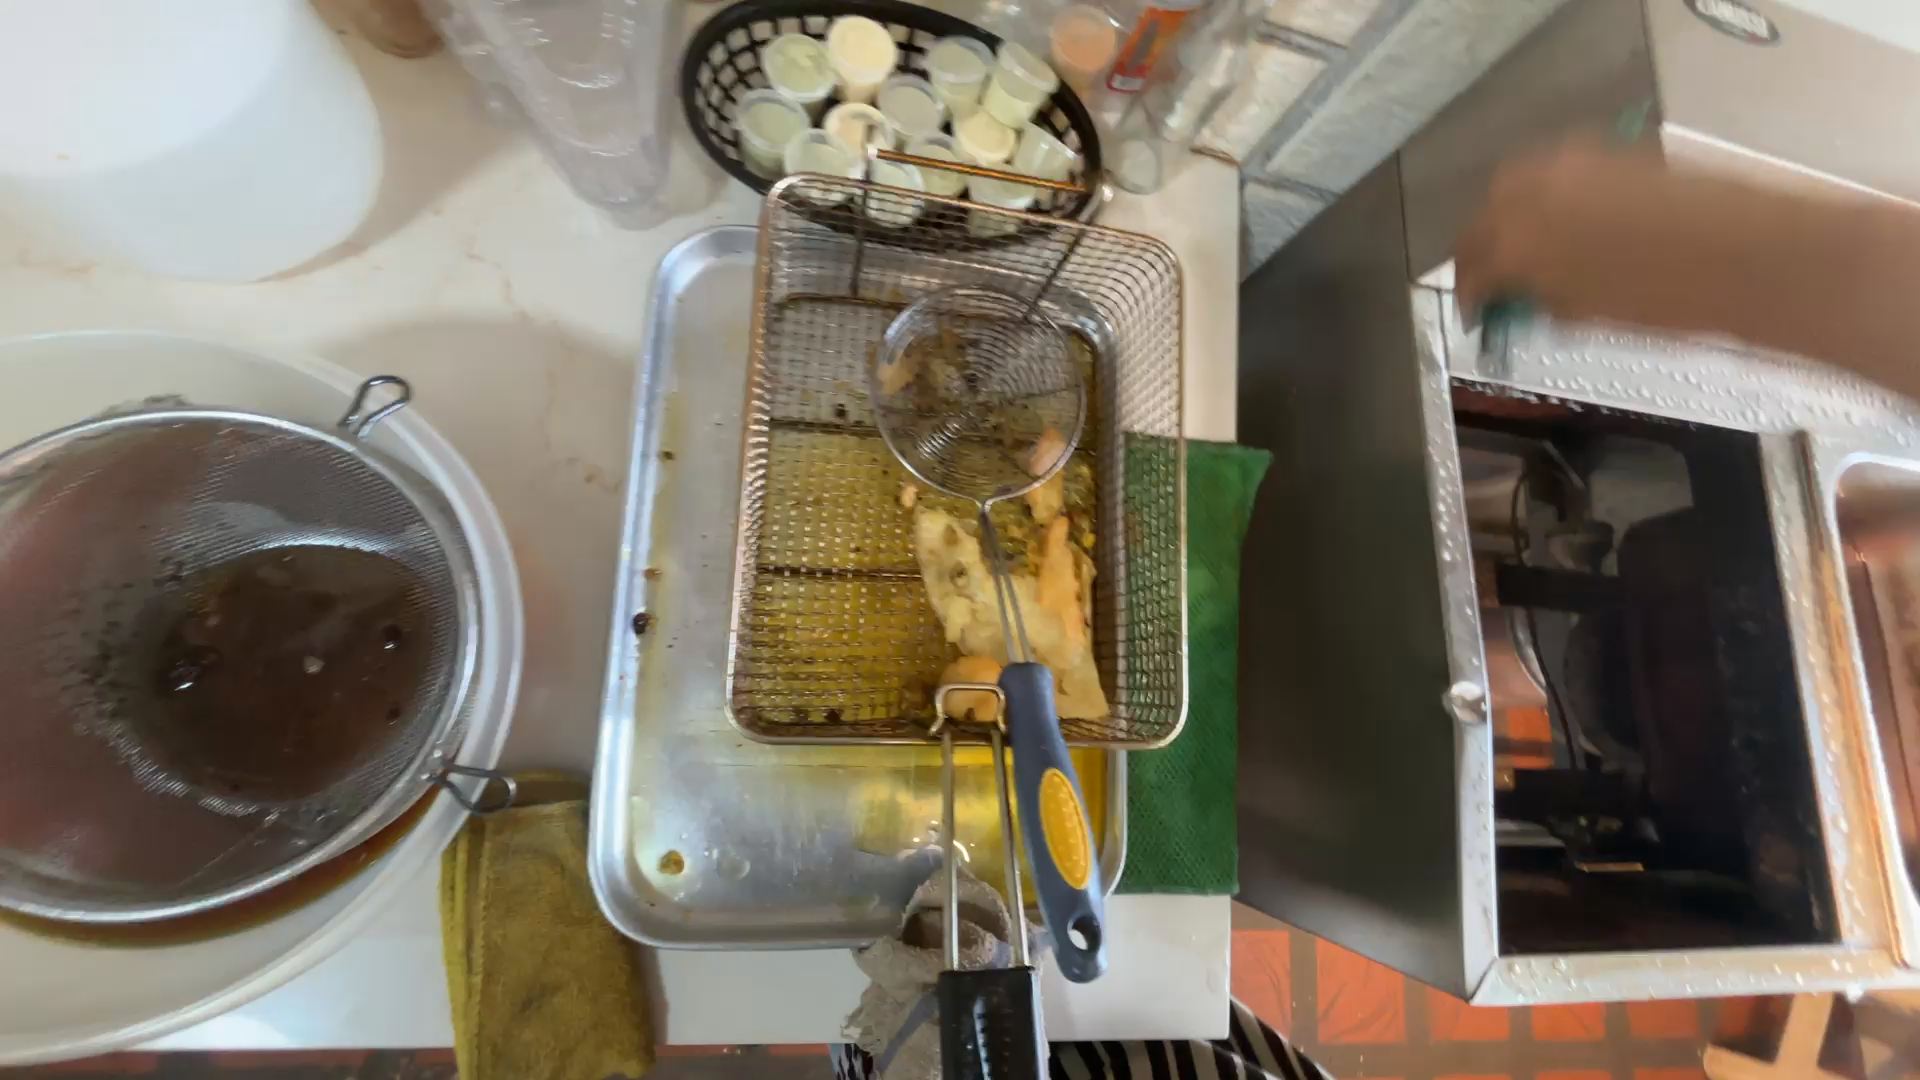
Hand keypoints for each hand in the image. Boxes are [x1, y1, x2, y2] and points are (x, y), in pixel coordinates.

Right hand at [1455, 136, 1843, 335]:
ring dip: (1505, 215)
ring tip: (1518, 244)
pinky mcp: (1615, 154)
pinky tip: (1558, 219)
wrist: (1763, 259)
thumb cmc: (1664, 303)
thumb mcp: (1579, 314)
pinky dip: (1545, 194)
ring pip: (1511, 185)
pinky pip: (1555, 171)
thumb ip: (1535, 300)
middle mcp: (1533, 198)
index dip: (1469, 297)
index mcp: (1516, 246)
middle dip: (1478, 251)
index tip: (1477, 315)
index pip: (1469, 272)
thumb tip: (1516, 299)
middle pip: (1479, 221)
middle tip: (1489, 278)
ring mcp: (1576, 168)